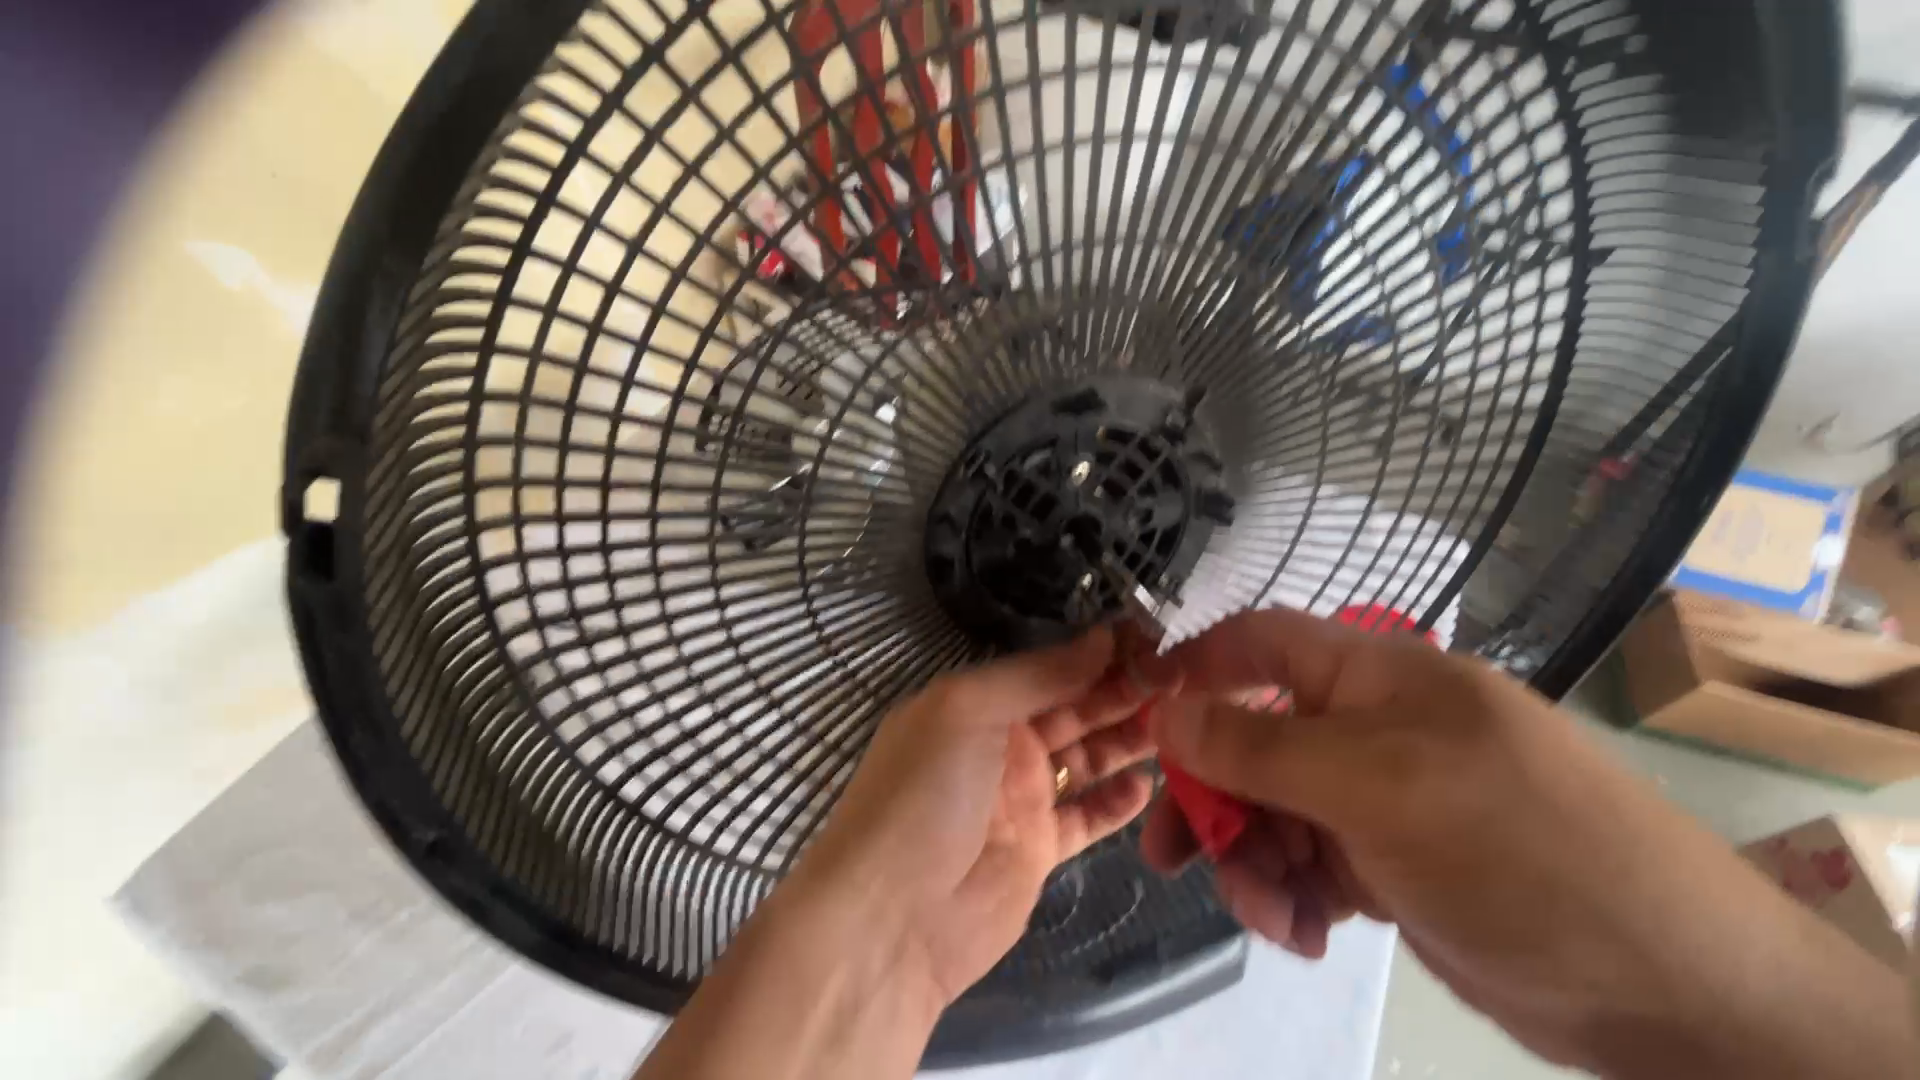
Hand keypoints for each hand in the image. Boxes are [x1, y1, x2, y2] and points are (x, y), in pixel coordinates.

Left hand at [792, 626, 1157, 1005]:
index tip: (1155, 641)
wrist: (894, 915)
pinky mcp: (1039, 850)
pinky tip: (1149, 786)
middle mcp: (1000, 746)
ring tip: (1182, 723)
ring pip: (1087, 759)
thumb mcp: (966, 711)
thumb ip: (1036, 675)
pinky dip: (1116, 803)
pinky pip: (1086, 818)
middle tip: (1183, 680)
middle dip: (1122, 693)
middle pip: (1073, 710)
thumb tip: (1101, 637)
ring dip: (1128, 741)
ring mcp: (1021, 799)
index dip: (1098, 655)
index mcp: (976, 705)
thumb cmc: (924, 794)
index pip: (1048, 668)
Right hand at [1138, 608, 1912, 1078]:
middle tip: (1168, 856)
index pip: (1258, 642)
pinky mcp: (1386, 864)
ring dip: (1252, 863)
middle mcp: (1367, 729)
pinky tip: (1306, 936)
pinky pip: (1305, 866)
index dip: (1193, 666)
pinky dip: (1291, 899)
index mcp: (1371, 678)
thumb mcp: (1374, 784)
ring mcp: (1376, 799)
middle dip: (1209, 797)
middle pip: (1248, 741)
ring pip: (1270, 813)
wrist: (1667, 985)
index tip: (1135, 714)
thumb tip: (1163, 711)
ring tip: (1273, 917)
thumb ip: (1259, 747)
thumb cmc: (1513, 845)